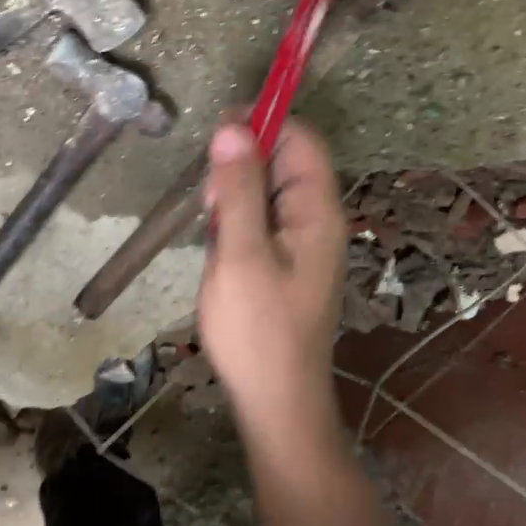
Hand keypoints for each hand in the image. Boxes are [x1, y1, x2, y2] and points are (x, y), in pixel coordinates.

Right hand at [197, 119, 346, 415]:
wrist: (276, 403)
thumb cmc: (258, 330)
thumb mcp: (240, 254)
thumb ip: (238, 189)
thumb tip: (232, 127)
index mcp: (317, 212)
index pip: (302, 140)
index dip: (264, 122)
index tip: (218, 130)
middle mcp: (316, 219)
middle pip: (284, 160)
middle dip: (243, 160)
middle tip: (207, 192)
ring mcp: (301, 241)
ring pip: (268, 188)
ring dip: (235, 190)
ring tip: (211, 223)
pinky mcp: (284, 259)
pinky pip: (261, 216)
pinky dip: (236, 216)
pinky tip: (218, 242)